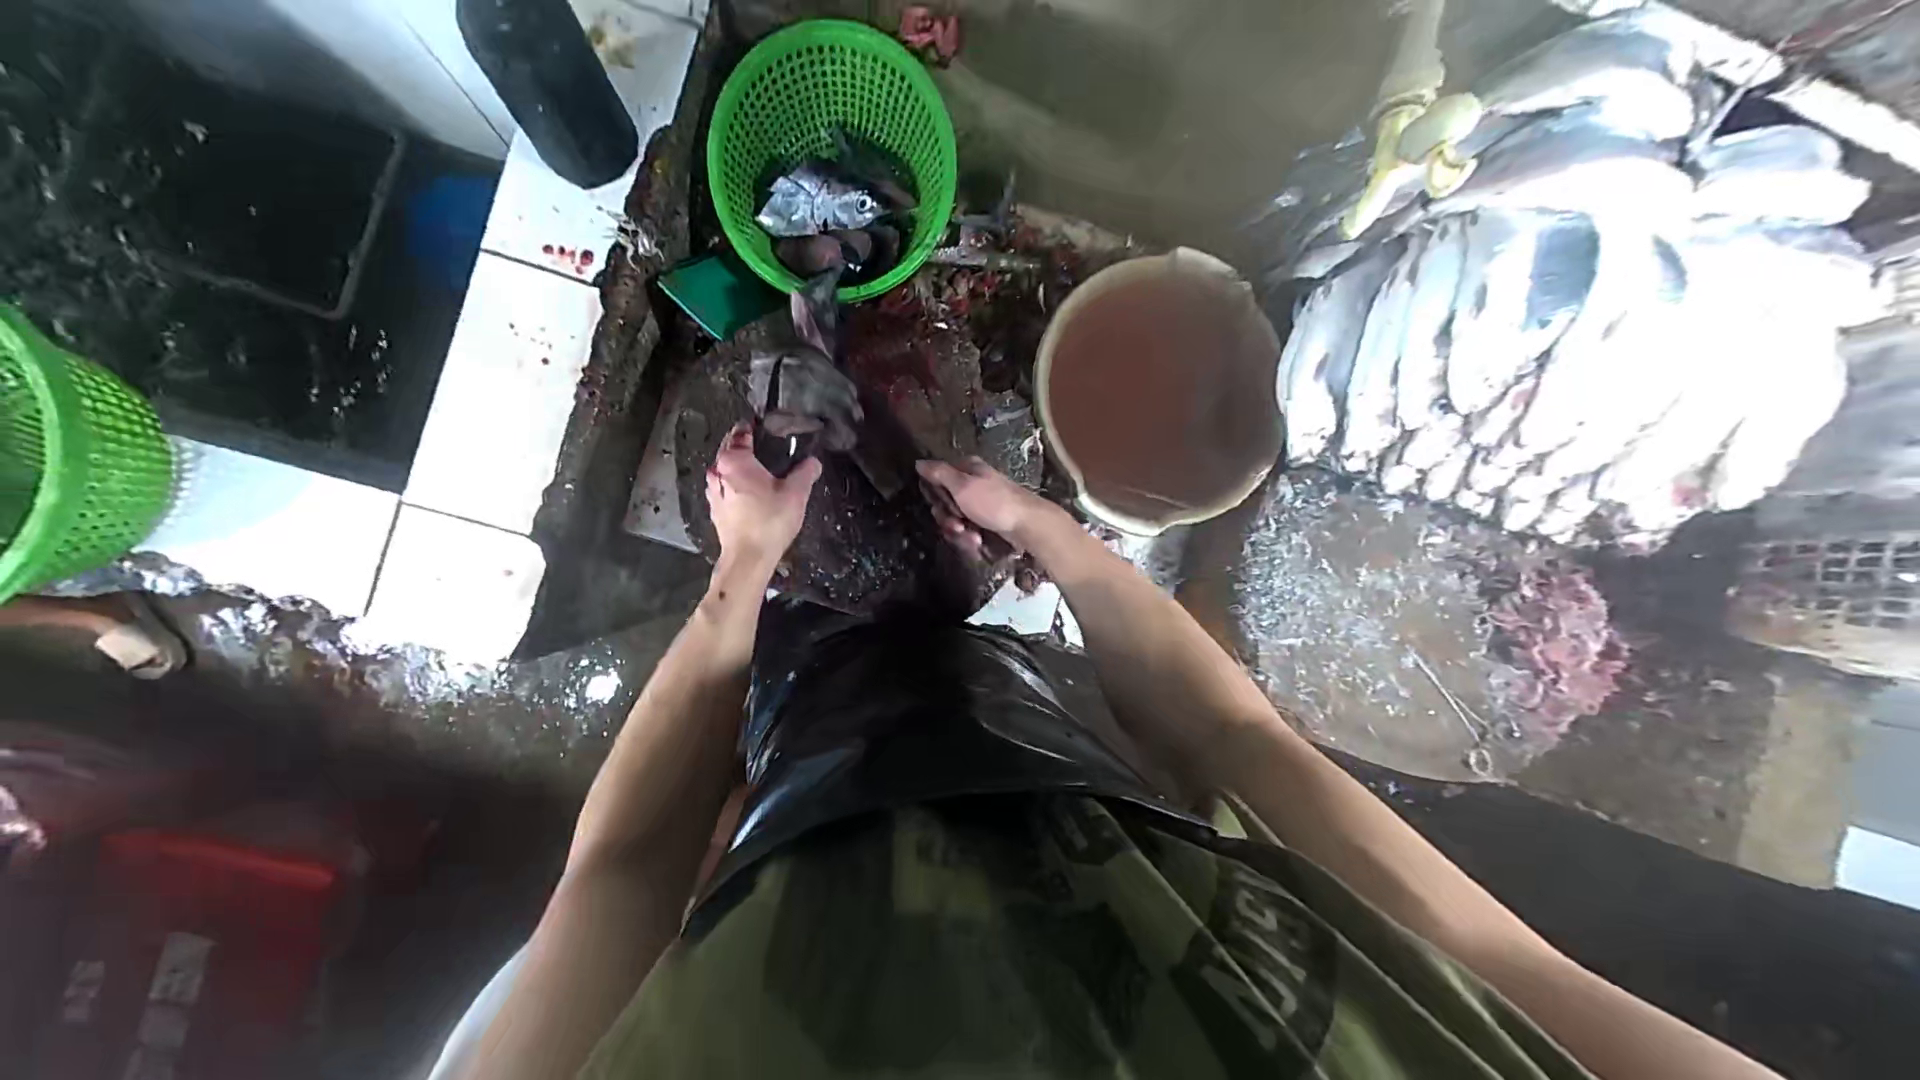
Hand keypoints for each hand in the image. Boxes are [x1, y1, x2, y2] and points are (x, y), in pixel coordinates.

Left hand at [707, 423, 821, 572]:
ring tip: (759, 469)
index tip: (765, 426)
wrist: (748, 558)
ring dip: (738, 466)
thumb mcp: (796, 493)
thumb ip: (805, 473)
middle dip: (743, 445)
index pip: (740, 433)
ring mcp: (713, 492)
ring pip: (724, 469)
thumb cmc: (768, 523)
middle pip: (728, 449)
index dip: (753, 428)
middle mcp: (718, 472)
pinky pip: (724, 488)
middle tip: (764, 444)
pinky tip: (751, 492)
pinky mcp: (716, 510)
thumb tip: (813, 462)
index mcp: (734, 461)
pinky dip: (735, 485)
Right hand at [915, 457, 1064, 556]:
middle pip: (944, 507)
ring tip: (974, 538)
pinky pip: (968, 534)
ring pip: (955, 524)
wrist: (1027, 526)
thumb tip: (919, 463)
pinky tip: (980, 543)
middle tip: (959, 525)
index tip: (940, 505)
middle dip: (948, 521)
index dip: (935, 497)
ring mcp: (980, 508)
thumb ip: (938, 474)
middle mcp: (972, 487)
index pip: (935, 482)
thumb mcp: (962, 485)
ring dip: (961, 535)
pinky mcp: (987, 525)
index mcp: (966, 471)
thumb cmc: (994, 502)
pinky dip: (972, 541)